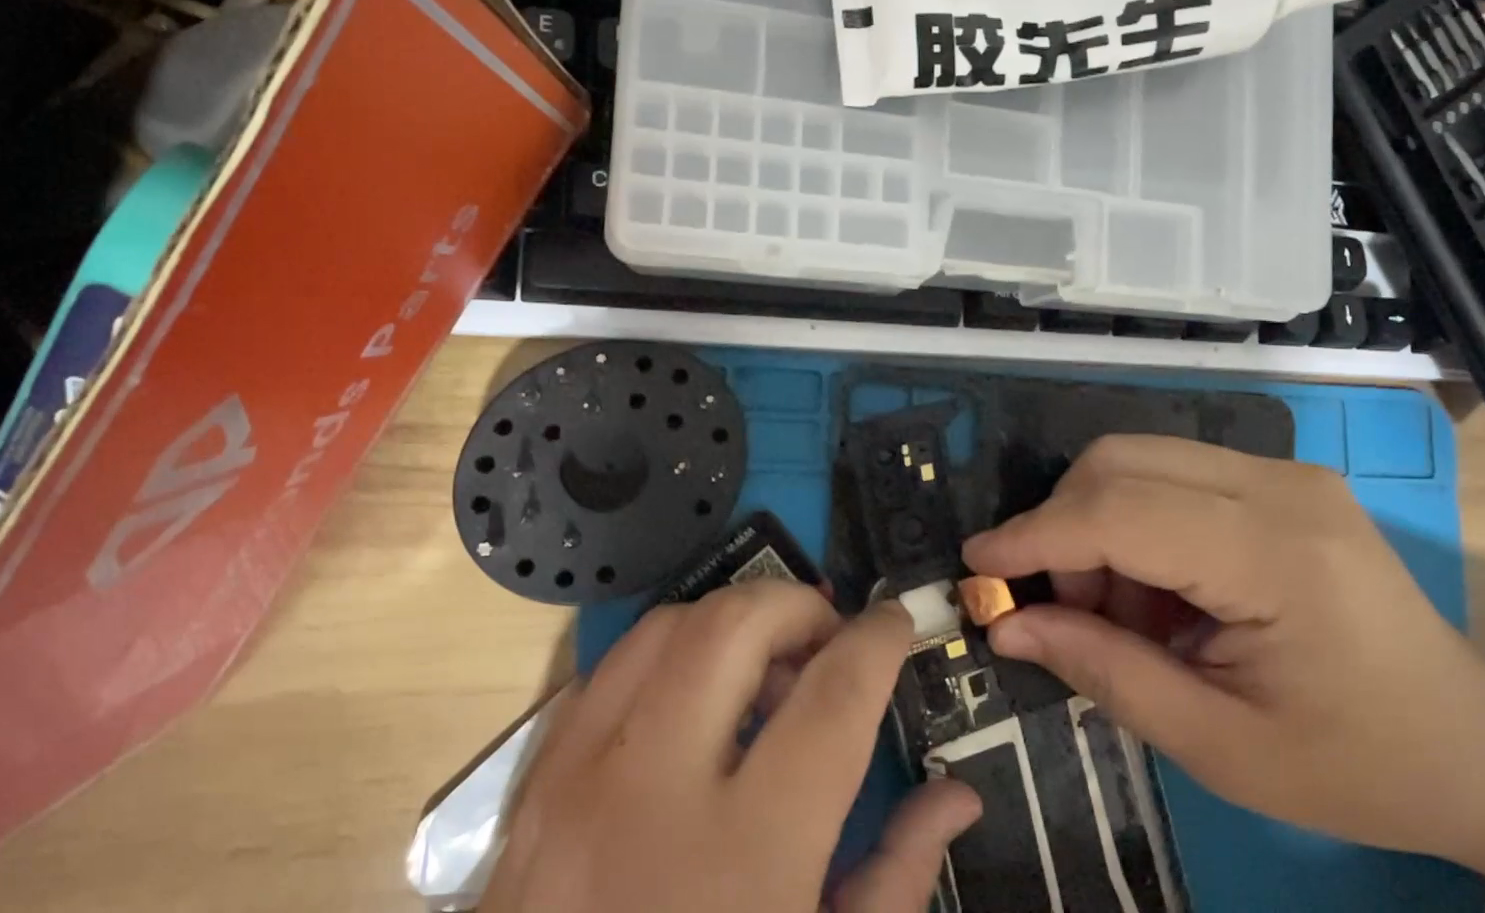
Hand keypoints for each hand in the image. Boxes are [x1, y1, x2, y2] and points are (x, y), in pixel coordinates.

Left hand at [483, 580, 980, 912]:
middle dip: (796, 607)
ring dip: (727, 625)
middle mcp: (651, 791)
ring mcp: (575, 780)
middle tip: (827, 642)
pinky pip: (606, 672)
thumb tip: (955, 796)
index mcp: (746, 852)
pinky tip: (690, 709)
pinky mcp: (530, 786)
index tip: (894, 624)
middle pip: (732, 626)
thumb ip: (896, 878)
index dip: (876, 642)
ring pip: (662, 628)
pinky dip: (664, 660)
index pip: (831, 698)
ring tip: (761, 674)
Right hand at [962, 435, 1484, 865]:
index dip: (1033, 537)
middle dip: (1061, 528)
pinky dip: (1135, 527)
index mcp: (1276, 556)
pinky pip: (1173, 478)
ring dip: (1097, 528)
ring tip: (1119, 616)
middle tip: (1058, 609)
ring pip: (1139, 461)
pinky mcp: (1284, 485)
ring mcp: (1288, 477)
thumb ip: (1104, 673)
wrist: (1480, 749)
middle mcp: (1281, 488)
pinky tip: (1158, 598)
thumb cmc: (1356, 764)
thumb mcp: (1218, 746)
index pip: (1120, 512)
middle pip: (1119, 462)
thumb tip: (1007, 626)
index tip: (975, 569)